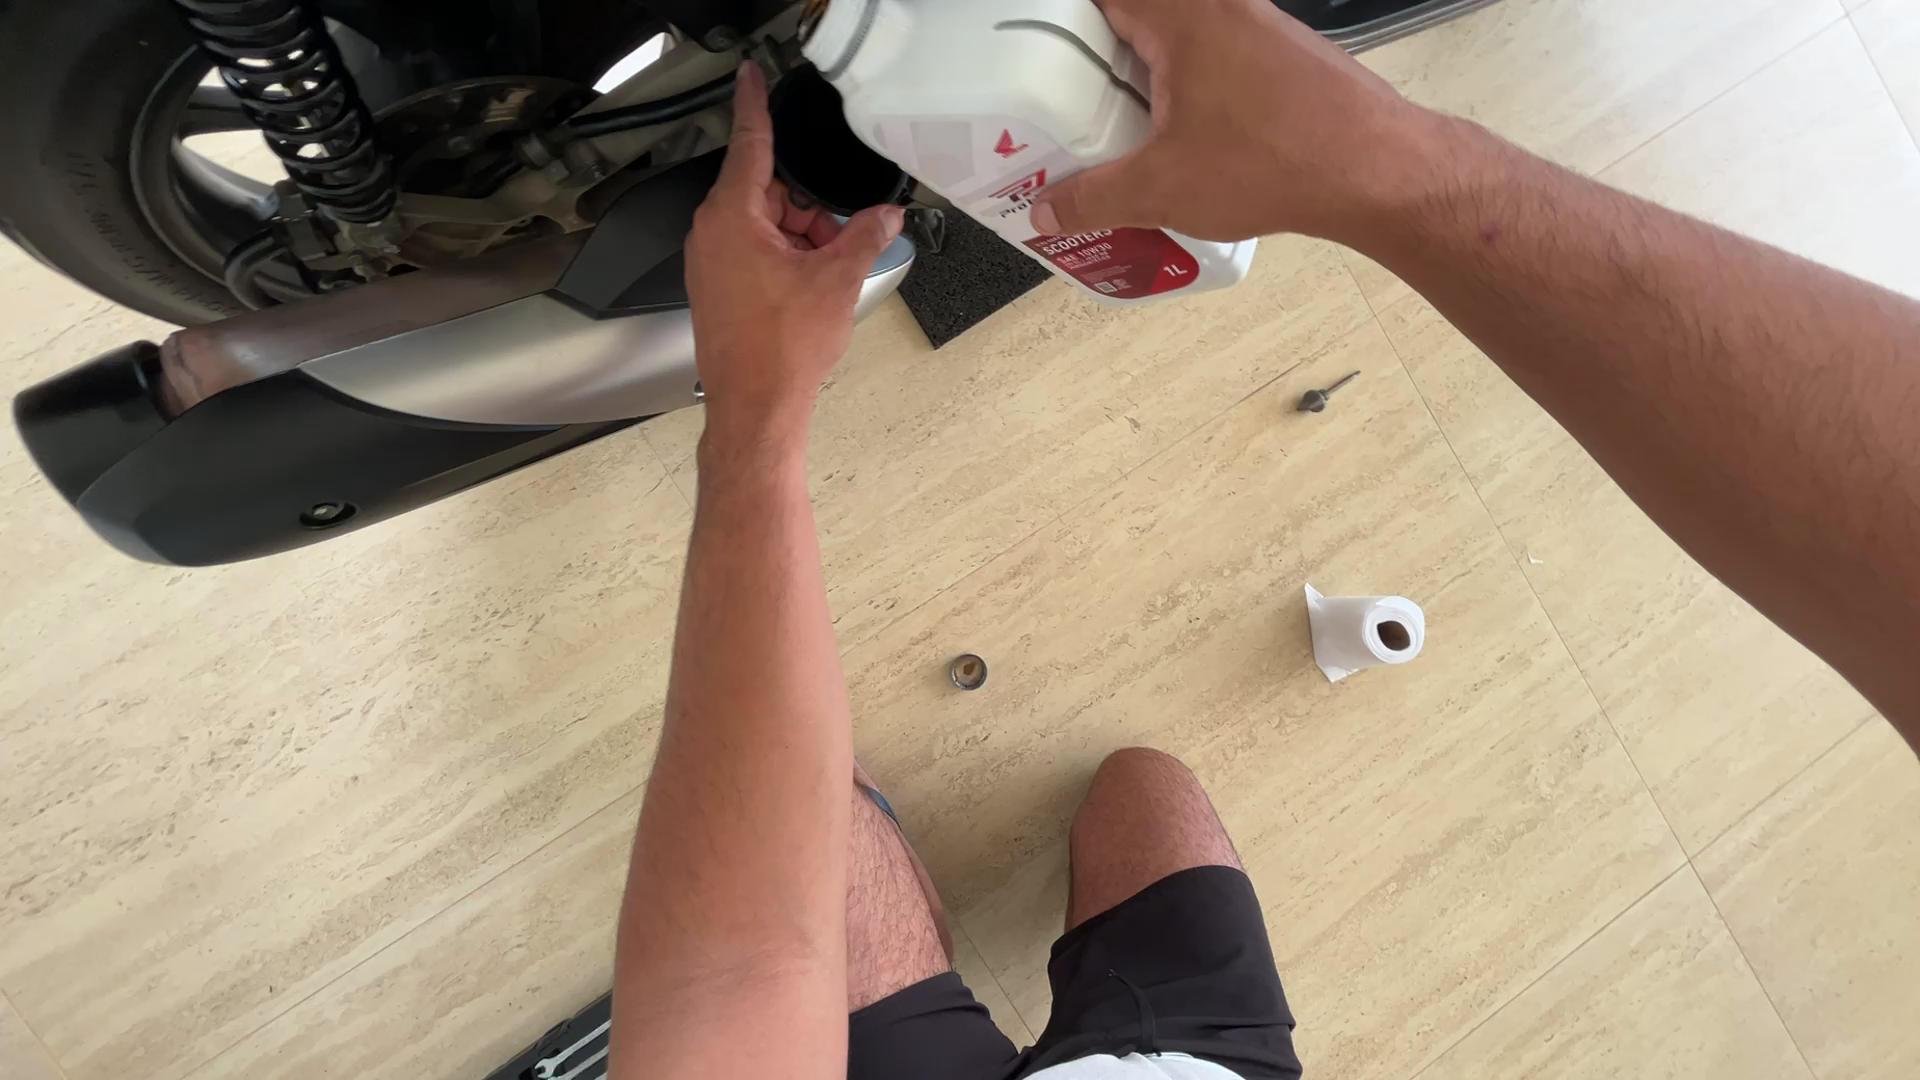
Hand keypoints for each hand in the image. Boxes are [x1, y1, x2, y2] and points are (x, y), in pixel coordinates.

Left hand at [685, 62, 905, 442]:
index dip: (757, 105)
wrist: (756, 407)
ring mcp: (710, 266)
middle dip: (808, 212)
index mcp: (733, 218)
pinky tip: (806, 293)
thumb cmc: (781, 351)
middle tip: (837, 243)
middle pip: (768, 194)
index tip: (752, 76)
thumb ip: (865, 236)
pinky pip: (753, 257)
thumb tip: (886, 216)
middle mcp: (712, 236)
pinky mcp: (717, 292)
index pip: (750, 143)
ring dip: (800, 242)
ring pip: (763, 228)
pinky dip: (783, 263)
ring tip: (823, 280)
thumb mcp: (837, 282)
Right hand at [1030, 0, 1452, 244]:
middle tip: (1066, 108)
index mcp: (1183, 15)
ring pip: (1175, 40)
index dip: (1066, 19)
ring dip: (1139, 79)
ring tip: (1112, 133)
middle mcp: (1220, 8)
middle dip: (1096, 59)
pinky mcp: (1274, 62)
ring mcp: (1254, 30)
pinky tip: (1172, 144)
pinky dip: (1179, 93)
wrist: (1369, 170)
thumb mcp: (1159, 189)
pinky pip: (1209, 63)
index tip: (1040, 53)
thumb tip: (1045, 212)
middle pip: (1138, 16)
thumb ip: (1092, 199)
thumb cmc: (1270, 161)